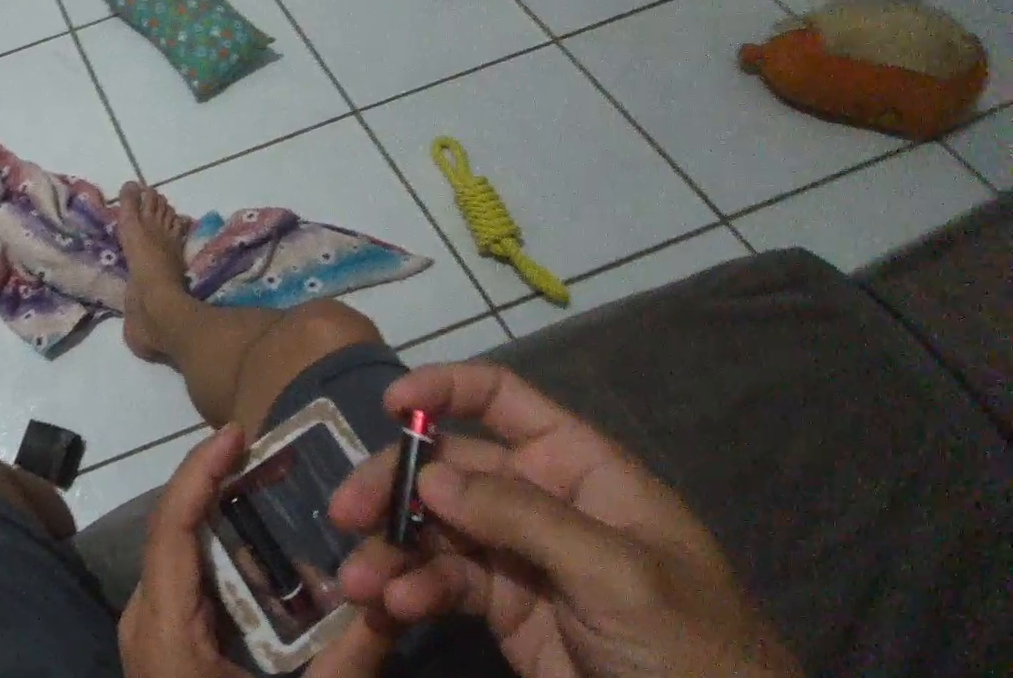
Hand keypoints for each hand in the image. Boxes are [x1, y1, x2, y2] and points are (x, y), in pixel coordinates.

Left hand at [121, 425, 392, 677]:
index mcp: (165, 626)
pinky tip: (256, 553)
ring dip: (216, 517)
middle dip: (215, 484)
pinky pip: (182, 580)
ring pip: (177, 551)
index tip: (236, 433)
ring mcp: (147, 630)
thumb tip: (399, 596)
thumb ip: (353, 656)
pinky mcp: (159, 643)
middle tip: (268, 458)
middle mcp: (144, 617)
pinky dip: (216, 555)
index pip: (172, 524)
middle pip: (173, 528)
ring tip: (265, 489)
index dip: (199, 469)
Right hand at [326, 363, 800, 677]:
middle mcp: (536, 497)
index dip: (442, 390)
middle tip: (346, 512)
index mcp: (575, 466)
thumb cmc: (692, 649)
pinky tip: (392, 606)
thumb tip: (429, 476)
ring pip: (432, 526)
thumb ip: (521, 516)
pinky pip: (440, 580)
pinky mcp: (498, 606)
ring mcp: (513, 552)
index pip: (500, 398)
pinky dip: (410, 589)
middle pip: (446, 467)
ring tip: (357, 581)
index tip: (389, 407)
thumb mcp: (617, 574)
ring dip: (389, 547)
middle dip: (392, 486)